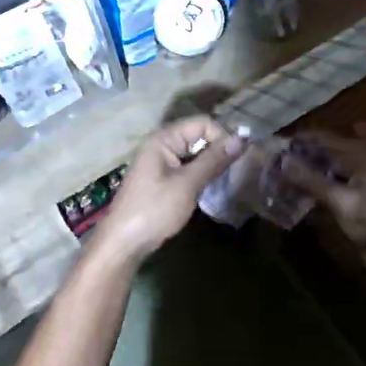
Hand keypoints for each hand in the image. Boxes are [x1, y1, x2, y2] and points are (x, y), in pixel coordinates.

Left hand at [92, 117, 245, 264]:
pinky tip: (213, 188)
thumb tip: (241, 138)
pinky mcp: (162, 179)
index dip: (222, 135)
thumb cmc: (154, 209)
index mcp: (163, 139)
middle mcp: (161, 145)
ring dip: (212, 163)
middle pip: (197, 135)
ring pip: (194, 153)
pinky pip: (187, 167)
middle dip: (219, 149)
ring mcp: (160, 162)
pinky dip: (201, 174)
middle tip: (239, 170)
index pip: (201, 123)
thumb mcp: (187, 184)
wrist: (124, 242)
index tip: (239, 157)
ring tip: (230, 180)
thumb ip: (213, 160)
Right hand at [282, 127, 365, 286]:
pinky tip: (292, 191)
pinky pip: (327, 183)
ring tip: (274, 174)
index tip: (270, 146)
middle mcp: (359, 161)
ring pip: (322, 167)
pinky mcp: (353, 197)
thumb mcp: (343, 203)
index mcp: (361, 155)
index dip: (296, 140)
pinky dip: (310, 185)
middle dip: (297, 155)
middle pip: (321, 151)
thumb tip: (281, 159)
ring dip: (302, 171)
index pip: (322, 138)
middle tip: (268, 161)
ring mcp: (357, 179)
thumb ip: (311, 180)